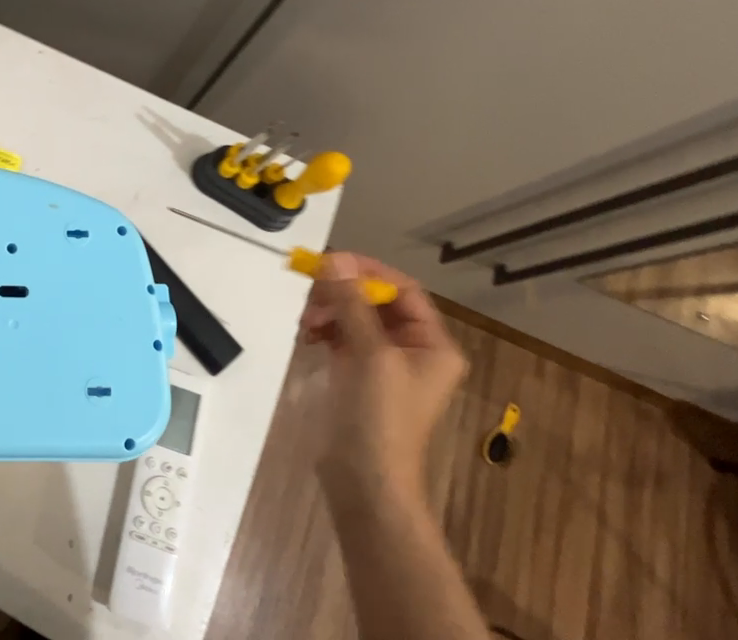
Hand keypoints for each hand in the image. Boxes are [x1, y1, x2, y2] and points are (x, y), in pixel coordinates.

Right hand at [299, 253, 466, 513]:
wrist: (364, 478)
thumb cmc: (379, 415)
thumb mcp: (369, 354)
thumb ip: (351, 304)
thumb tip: (333, 259)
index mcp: (432, 344)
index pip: (403, 289)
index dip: (368, 271)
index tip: (329, 263)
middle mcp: (412, 349)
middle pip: (375, 301)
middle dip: (342, 293)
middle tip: (309, 293)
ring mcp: (383, 363)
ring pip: (354, 316)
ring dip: (328, 310)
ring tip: (306, 321)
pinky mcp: (357, 375)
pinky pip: (341, 336)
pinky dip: (323, 329)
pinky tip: (307, 335)